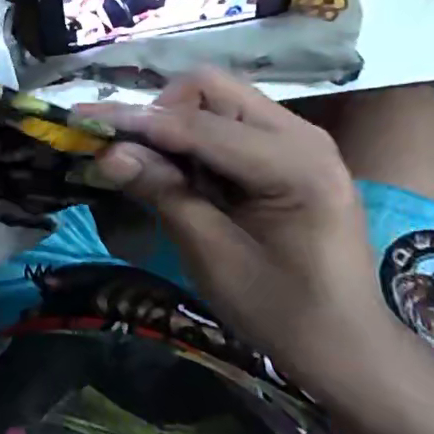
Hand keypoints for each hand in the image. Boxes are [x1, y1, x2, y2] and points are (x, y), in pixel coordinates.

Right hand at [79, 68, 390, 357]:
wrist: (348, 345)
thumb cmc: (283, 312)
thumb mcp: (214, 258)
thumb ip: (164, 194)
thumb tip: (108, 153)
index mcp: (295, 164)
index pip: (199, 124)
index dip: (138, 123)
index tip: (85, 122)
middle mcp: (302, 134)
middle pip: (212, 88)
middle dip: (162, 113)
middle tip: (134, 156)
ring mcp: (301, 136)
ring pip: (219, 97)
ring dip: (179, 123)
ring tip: (161, 170)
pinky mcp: (293, 146)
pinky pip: (232, 118)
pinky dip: (199, 135)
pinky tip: (191, 174)